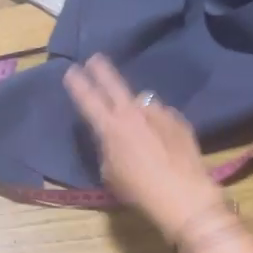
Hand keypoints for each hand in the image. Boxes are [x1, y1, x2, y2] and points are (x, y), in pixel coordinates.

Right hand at [65, 54, 226, 235]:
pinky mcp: (178, 120)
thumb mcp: (110, 173)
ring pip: (141, 101)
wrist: (182, 193)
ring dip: (135, 106)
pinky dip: (156, 121)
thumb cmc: (138, 190)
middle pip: (114, 84)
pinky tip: (160, 137)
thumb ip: (108, 148)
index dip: (78, 85)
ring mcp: (158, 113)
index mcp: (110, 127)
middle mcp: (133, 113)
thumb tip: (115, 136)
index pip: (88, 100)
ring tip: (136, 119)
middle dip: (102, 71)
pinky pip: (161, 115)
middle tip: (95, 59)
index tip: (71, 70)